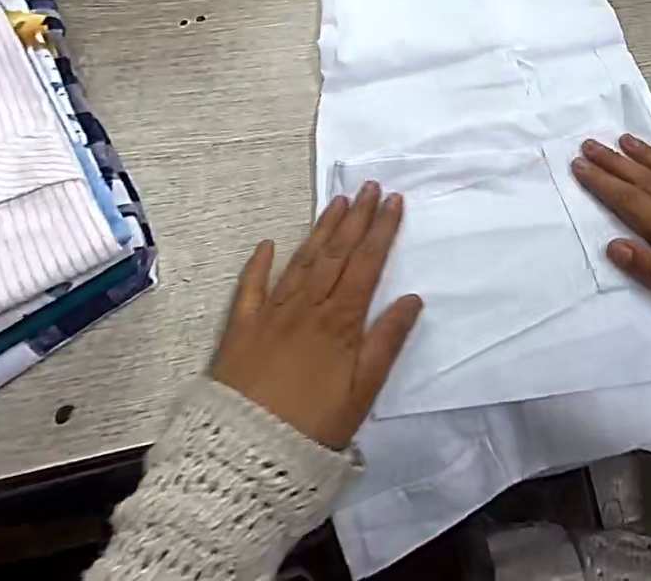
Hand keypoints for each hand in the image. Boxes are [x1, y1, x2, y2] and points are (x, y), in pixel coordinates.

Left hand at [210, 183, 421, 448]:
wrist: (238, 463)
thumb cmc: (312, 427)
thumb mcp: (363, 391)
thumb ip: (387, 341)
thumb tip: (413, 298)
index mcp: (339, 320)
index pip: (367, 263)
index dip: (383, 230)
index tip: (395, 201)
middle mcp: (306, 308)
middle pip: (336, 253)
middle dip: (356, 217)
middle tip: (369, 186)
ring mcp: (270, 317)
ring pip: (301, 263)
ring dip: (321, 230)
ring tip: (337, 203)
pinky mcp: (239, 333)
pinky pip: (249, 291)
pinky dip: (258, 266)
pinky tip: (267, 245)